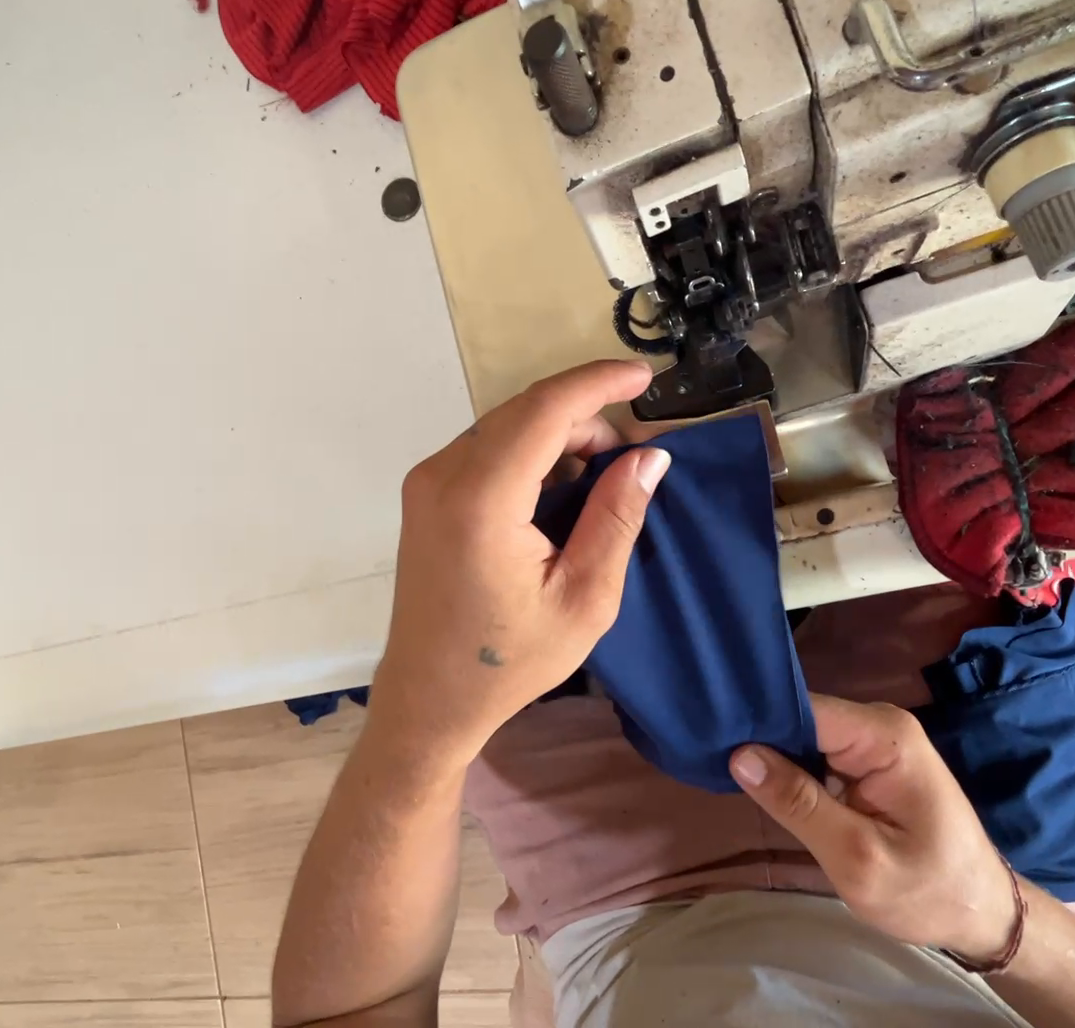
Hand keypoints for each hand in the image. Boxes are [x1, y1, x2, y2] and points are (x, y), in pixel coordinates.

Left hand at [367, 360, 670, 763]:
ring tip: (602, 475)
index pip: (544, 411)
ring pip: (505, 426)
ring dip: (558, 434)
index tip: (643, 376)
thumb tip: (649, 457)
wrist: (429, 698)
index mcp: (481, 501)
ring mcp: (426, 483)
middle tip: (632, 453)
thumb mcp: (584, 599)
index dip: (597, 383)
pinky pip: (486, 449)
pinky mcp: (425, 495)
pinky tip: (560, 488)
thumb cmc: (509, 662)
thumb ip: (616, 519)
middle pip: (523, 412)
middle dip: (584, 416)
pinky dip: (530, 452)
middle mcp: (443, 476)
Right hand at [730, 695, 1020, 962]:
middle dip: (760, 742)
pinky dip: (788, 771)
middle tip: (713, 765)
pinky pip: (813, 754)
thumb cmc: (928, 892)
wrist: (982, 917)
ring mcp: (872, 742)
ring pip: (802, 737)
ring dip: (771, 758)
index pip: (803, 710)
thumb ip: (798, 804)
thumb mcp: (858, 859)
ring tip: (726, 773)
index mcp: (884, 736)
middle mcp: (877, 725)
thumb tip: (739, 755)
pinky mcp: (864, 762)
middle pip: (800, 718)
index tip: (712, 741)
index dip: (758, 724)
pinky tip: (760, 784)